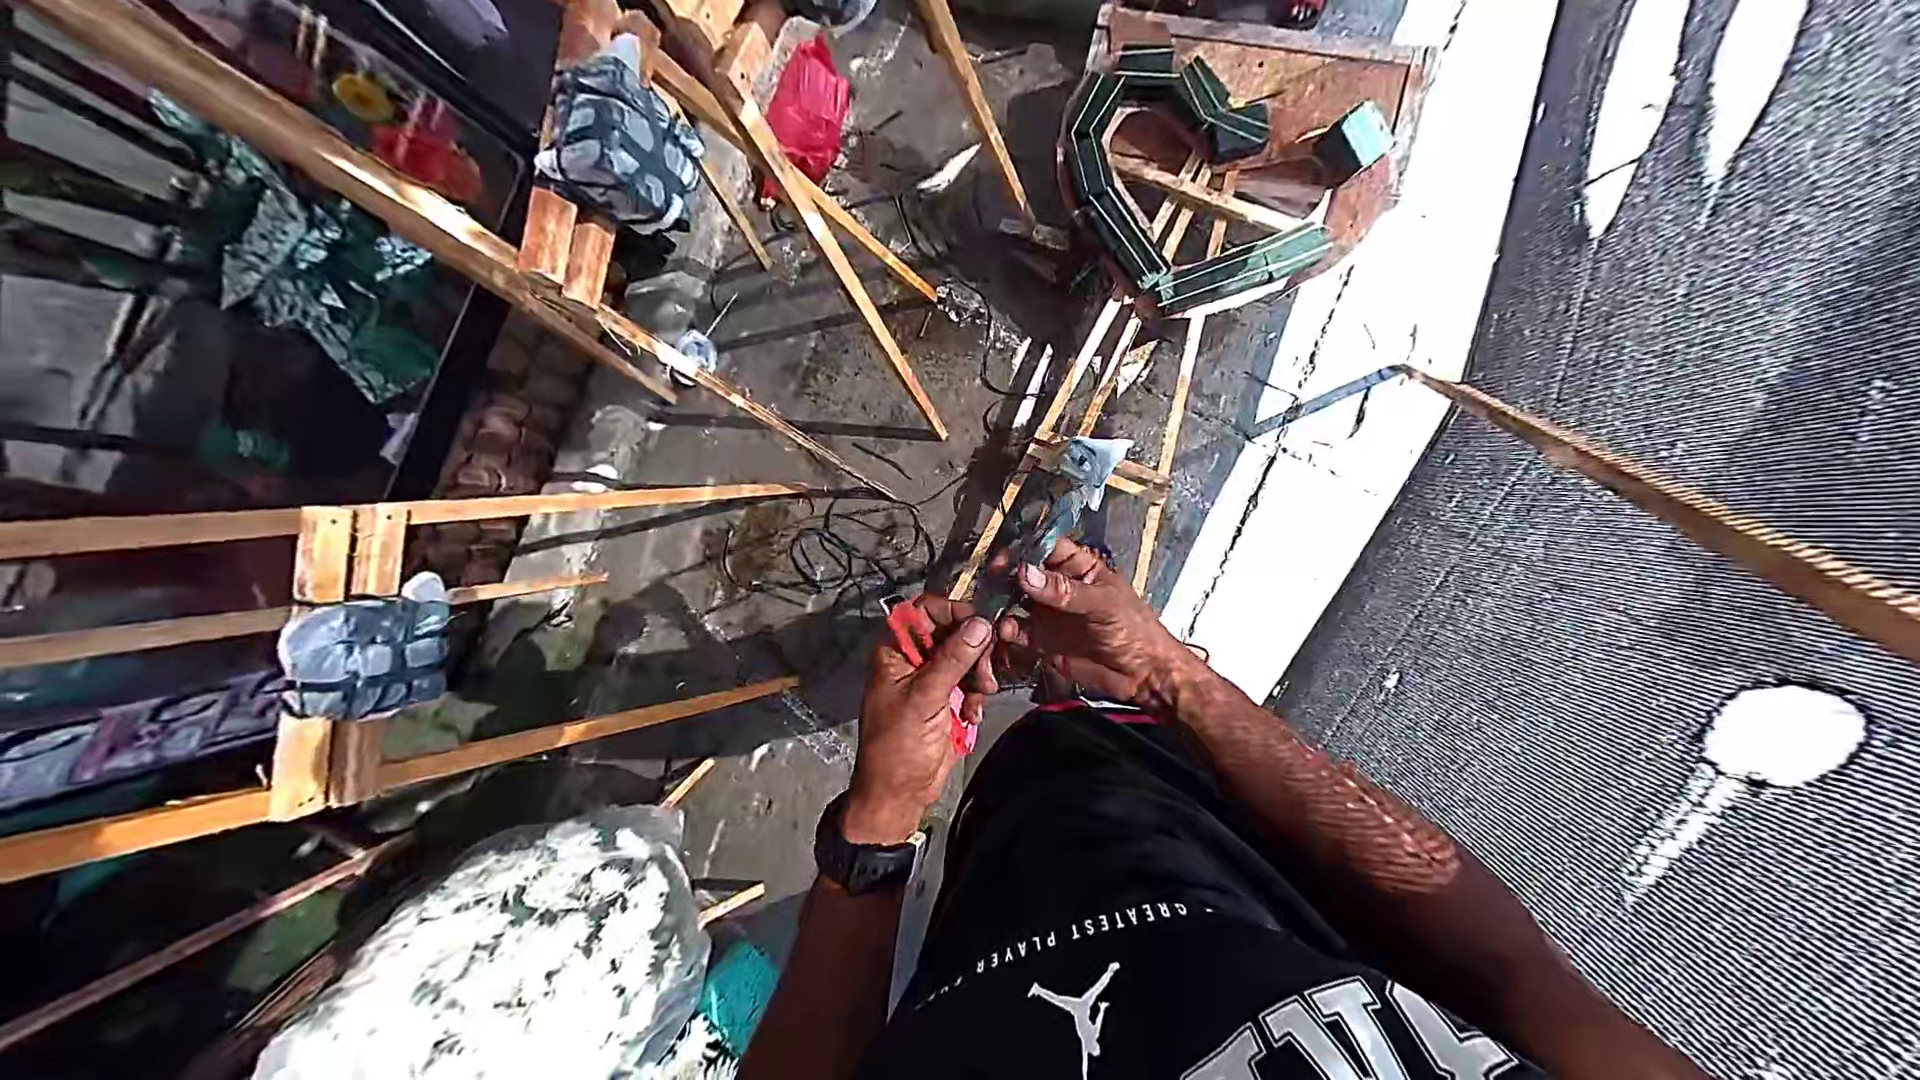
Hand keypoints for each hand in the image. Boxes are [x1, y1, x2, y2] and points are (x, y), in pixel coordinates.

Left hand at [846, 598, 995, 843]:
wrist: (900, 793)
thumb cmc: (898, 746)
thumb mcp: (925, 699)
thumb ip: (953, 659)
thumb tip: (981, 624)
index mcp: (895, 650)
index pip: (924, 610)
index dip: (952, 610)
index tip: (978, 624)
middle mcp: (914, 657)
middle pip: (953, 629)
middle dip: (974, 647)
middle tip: (984, 671)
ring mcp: (933, 677)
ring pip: (967, 654)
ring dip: (979, 672)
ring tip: (981, 694)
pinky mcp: (949, 696)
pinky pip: (972, 679)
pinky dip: (977, 693)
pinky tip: (972, 713)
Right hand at [990, 537, 1200, 706]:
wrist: (1143, 675)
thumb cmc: (1134, 630)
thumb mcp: (1103, 604)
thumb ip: (1063, 591)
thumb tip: (1026, 573)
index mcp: (1078, 568)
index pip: (1045, 548)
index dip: (1023, 549)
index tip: (1004, 556)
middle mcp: (1058, 586)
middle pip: (1023, 572)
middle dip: (1004, 575)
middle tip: (990, 581)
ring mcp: (1048, 613)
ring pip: (1014, 600)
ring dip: (1001, 602)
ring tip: (992, 607)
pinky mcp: (1042, 639)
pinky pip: (1017, 631)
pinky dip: (1006, 630)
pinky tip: (1005, 630)